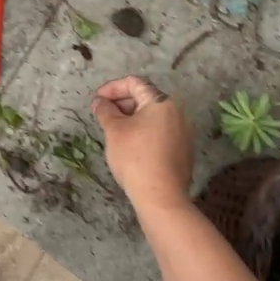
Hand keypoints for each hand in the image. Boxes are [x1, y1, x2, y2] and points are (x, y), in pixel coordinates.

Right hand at [92, 75, 192, 212]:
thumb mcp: (114, 130)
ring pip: (152, 117)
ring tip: (113, 131)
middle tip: (103, 115)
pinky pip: (159, 132)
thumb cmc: (135, 157)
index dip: (112, 88)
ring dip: (130, 118)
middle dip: (121, 103)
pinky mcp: (182, 151)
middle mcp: (176, 113)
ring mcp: (182, 133)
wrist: (161, 197)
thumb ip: (105, 110)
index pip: (134, 83)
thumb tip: (100, 101)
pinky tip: (130, 146)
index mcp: (161, 102)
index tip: (97, 100)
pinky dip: (143, 132)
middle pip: (145, 98)